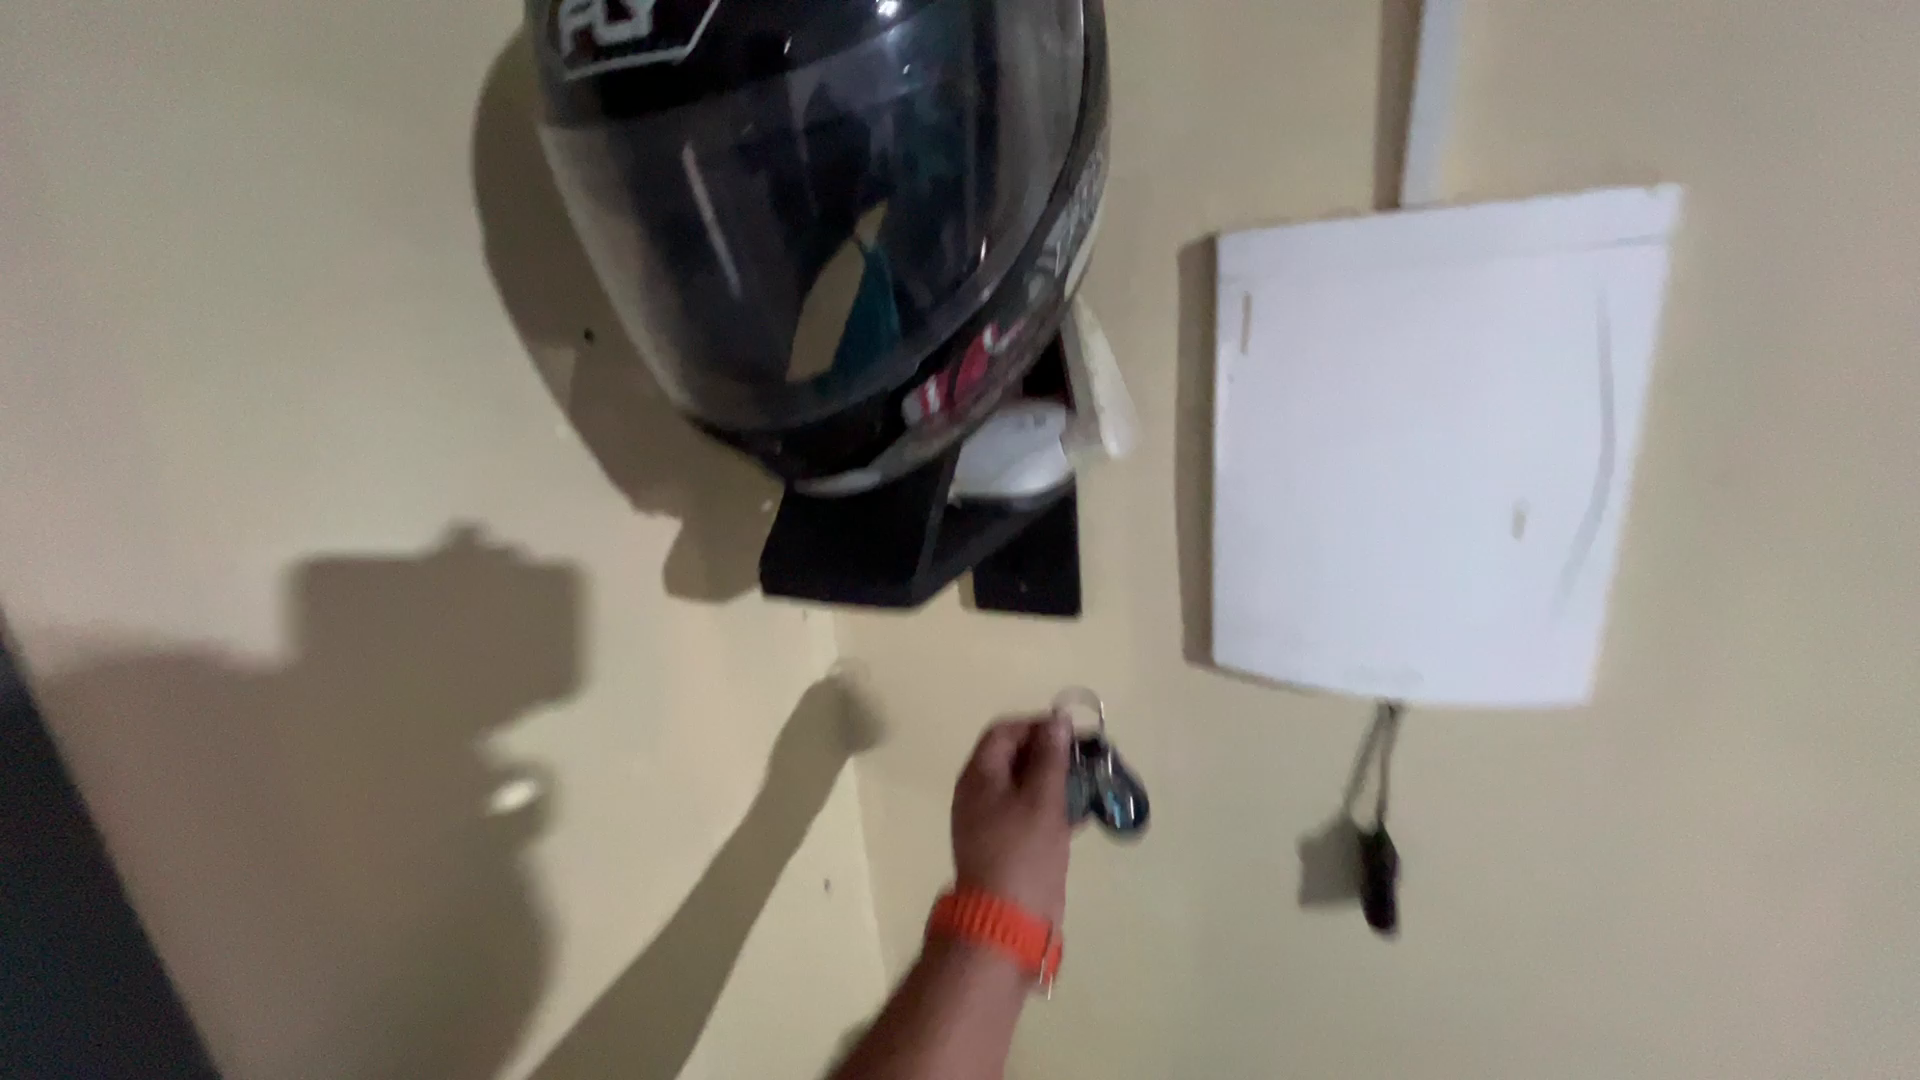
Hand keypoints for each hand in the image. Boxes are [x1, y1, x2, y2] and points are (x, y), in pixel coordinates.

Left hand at [951, 715, 1073, 923]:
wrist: (1007, 923)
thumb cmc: (1024, 853)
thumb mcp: (1042, 800)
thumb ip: (1051, 758)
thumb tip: (1057, 720)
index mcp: (979, 776)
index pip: (1004, 732)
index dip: (1037, 725)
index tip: (1071, 734)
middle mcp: (980, 793)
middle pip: (1013, 756)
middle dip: (1050, 753)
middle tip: (1085, 758)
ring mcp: (992, 820)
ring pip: (1024, 785)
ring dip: (1055, 780)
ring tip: (1090, 783)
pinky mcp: (1007, 844)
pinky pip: (1028, 812)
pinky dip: (1052, 806)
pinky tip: (1082, 814)